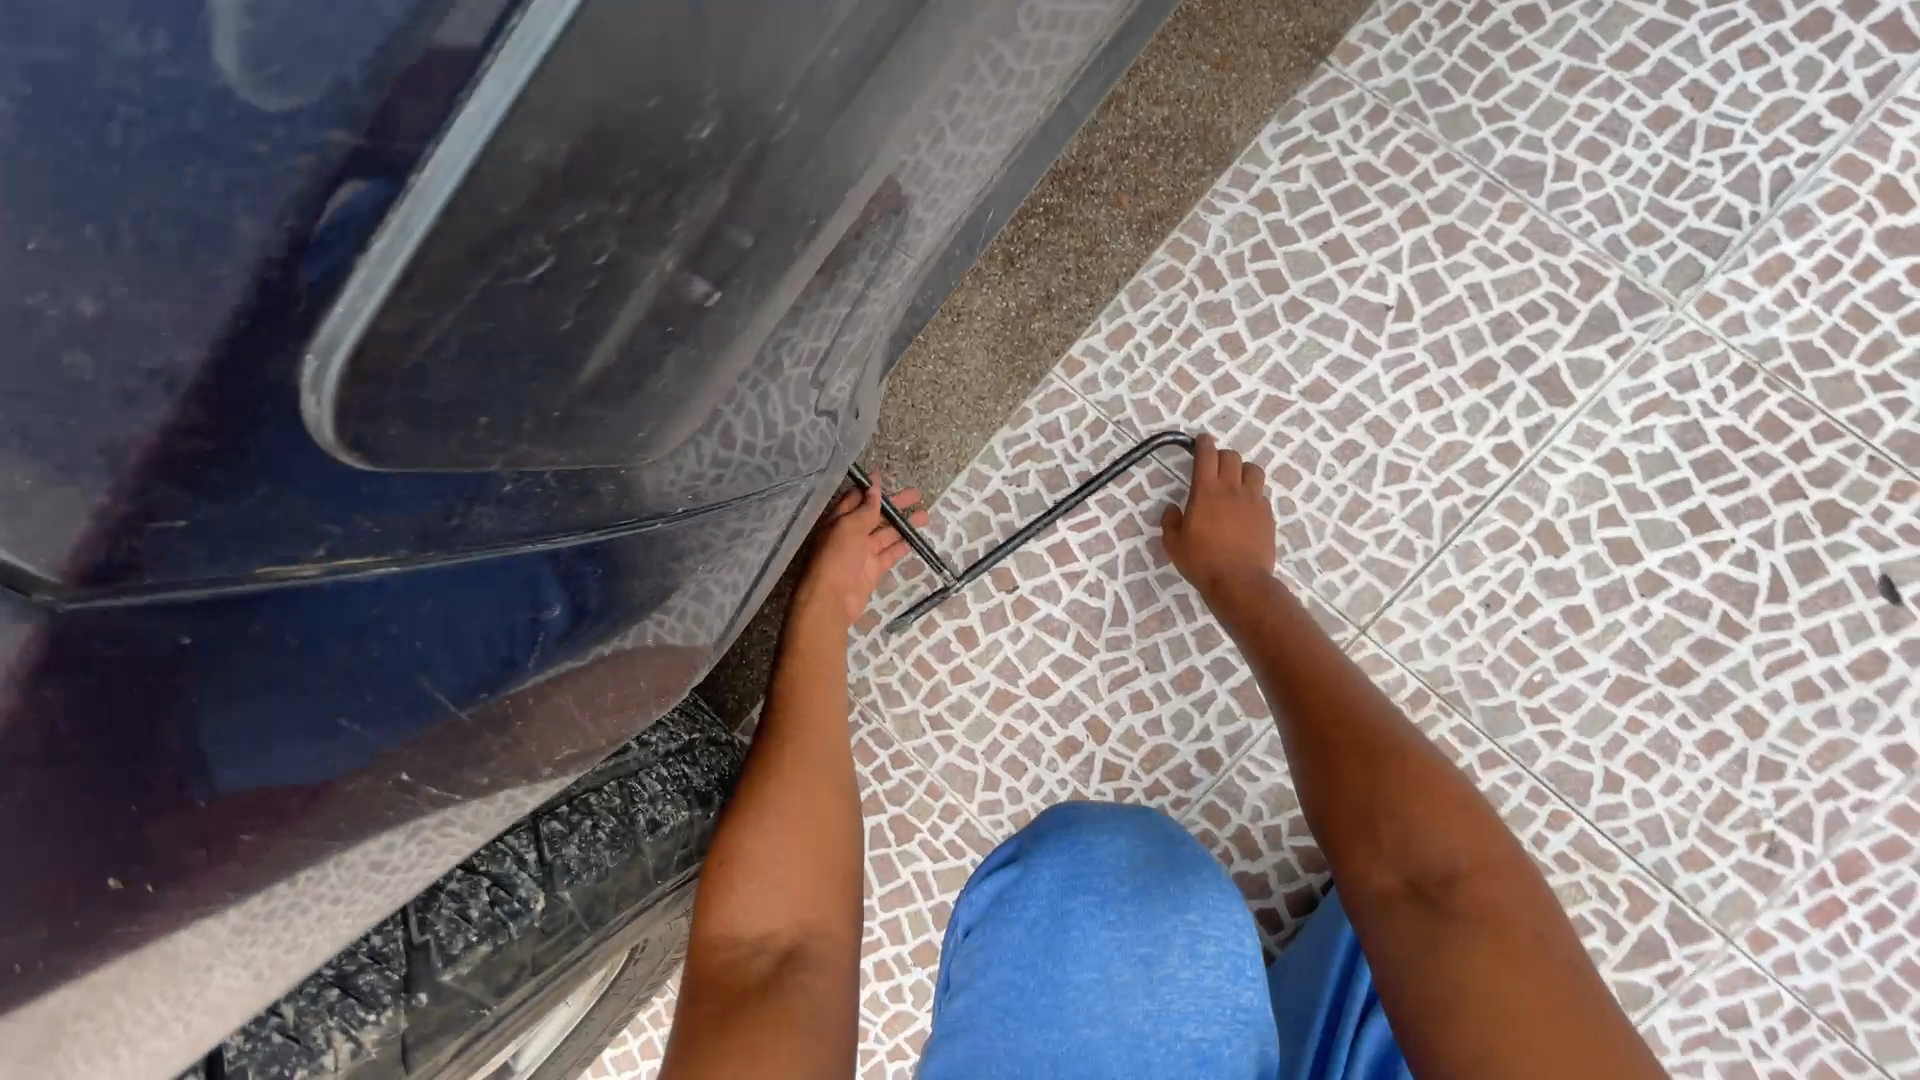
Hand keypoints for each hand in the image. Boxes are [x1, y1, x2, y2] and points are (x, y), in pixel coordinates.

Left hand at [793, 476, 927, 626]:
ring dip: (903, 525)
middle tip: (916, 495)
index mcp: (840, 520)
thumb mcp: (849, 527)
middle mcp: (850, 534)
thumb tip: (874, 488)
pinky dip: (900, 546)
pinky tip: (914, 539)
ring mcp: (862, 553)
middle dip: (894, 505)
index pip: (856, 499)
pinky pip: (888, 554)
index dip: (870, 488)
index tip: (885, 477)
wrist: (831, 599)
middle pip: (875, 515)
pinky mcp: (872, 570)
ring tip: (924, 516)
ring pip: (885, 534)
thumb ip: (865, 509)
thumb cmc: (836, 558)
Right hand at [1161, 434, 1276, 600]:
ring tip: (1235, 482)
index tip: (1201, 440)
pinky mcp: (1267, 515)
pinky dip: (1252, 494)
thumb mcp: (1173, 544)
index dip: (1203, 443)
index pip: (1207, 455)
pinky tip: (1245, 509)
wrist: (1239, 581)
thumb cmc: (1201, 561)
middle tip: (1215, 465)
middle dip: (1222, 456)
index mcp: (1205, 492)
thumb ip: (1170, 521)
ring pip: (1253, 470)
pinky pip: (1261, 494)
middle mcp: (1232, 489)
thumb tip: (1172, 509)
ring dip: (1242, 470)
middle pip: (1232, 457)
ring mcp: (1253, 501)